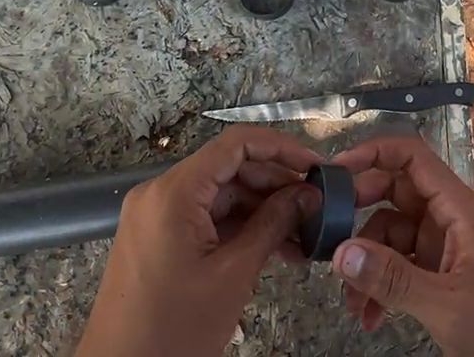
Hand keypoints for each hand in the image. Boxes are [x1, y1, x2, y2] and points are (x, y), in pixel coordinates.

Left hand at [74, 127, 321, 356]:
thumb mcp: (233, 274)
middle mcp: (161, 193)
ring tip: (304, 236)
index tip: (316, 166)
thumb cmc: (174, 330)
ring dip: (263, 211)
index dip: (281, 148)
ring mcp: (158, 216)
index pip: (235, 144)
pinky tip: (276, 249)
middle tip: (316, 207)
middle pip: (230, 169)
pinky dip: (241, 229)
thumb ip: (274, 224)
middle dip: (276, 185)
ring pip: (222, 195)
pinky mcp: (159, 239)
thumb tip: (309, 194)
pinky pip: (208, 219)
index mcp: (174, 192)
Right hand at [331, 137, 473, 356]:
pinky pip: (401, 266)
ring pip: (392, 234)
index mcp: (458, 207)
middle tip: (330, 236)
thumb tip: (340, 253)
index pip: (412, 156)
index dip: (374, 152)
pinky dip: (381, 286)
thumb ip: (392, 279)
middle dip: (360, 213)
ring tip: (352, 304)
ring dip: (368, 263)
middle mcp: (449, 218)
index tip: (336, 169)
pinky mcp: (442, 274)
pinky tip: (371, 317)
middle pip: (395, 192)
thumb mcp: (446, 304)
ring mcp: (445, 246)